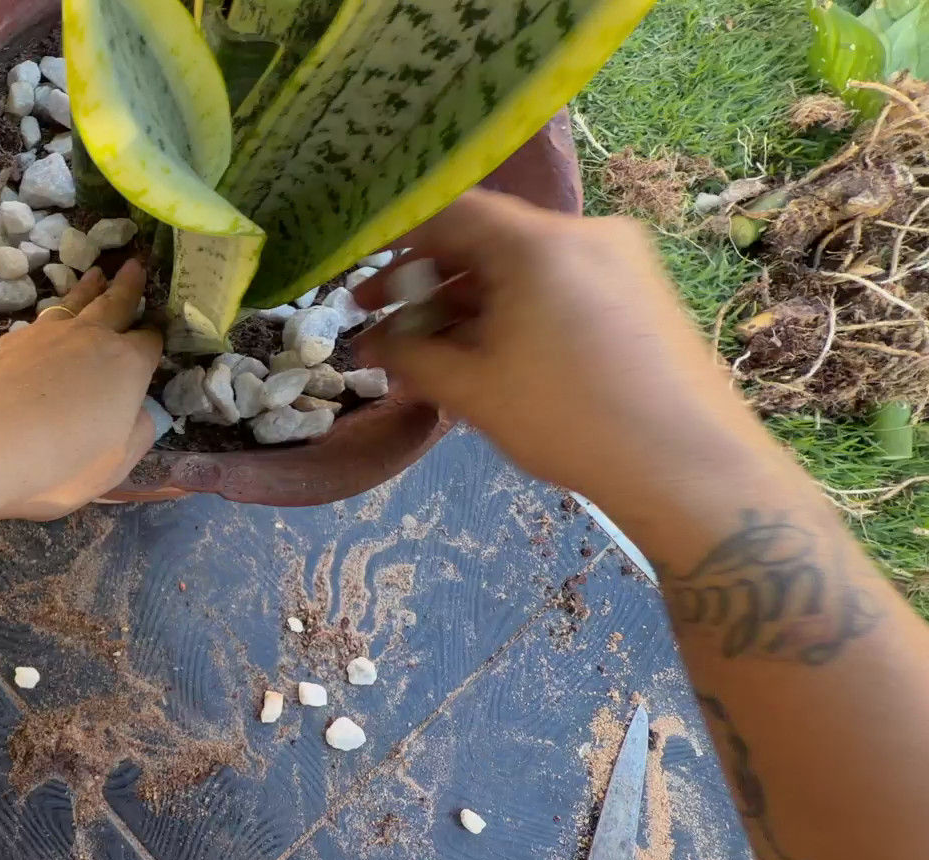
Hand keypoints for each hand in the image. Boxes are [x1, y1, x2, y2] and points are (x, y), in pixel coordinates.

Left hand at [0, 260, 163, 520]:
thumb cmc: (56, 465)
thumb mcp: (113, 465)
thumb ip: (137, 435)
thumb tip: (144, 412)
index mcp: (125, 367)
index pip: (148, 343)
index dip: (155, 338)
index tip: (157, 330)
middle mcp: (88, 339)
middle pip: (113, 306)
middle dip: (127, 287)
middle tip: (135, 265)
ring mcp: (42, 336)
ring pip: (73, 304)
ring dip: (88, 290)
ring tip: (96, 276)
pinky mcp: (5, 343)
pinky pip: (38, 322)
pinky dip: (51, 316)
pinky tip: (47, 322)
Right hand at [354, 191, 783, 514]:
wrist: (683, 462)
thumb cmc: (563, 417)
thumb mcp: (467, 386)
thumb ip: (406, 354)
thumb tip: (367, 343)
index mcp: (541, 246)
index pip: (452, 214)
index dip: (396, 239)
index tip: (359, 274)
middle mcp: (583, 237)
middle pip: (481, 243)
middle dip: (420, 283)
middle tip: (373, 321)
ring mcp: (614, 264)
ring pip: (512, 271)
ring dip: (455, 307)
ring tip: (416, 354)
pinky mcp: (630, 294)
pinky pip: (546, 289)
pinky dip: (498, 314)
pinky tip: (470, 357)